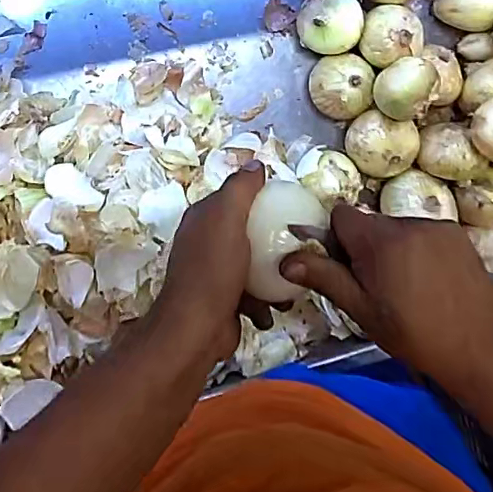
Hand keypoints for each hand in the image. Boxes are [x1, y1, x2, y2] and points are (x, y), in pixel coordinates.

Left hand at [144, 162, 270, 369]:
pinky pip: (250, 294)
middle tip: (295, 247)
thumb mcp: (228, 217)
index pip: (233, 198)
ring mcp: (212, 273)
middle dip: (270, 241)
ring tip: (288, 285)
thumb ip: (241, 188)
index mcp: (202, 217)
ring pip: (251, 265)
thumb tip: (255, 162)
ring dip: (272, 276)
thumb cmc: (214, 268)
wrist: (198, 329)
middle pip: (245, 232)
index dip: (258, 199)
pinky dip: (263, 302)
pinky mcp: (221, 301)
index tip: (286, 206)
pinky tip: (271, 310)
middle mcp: (204, 242)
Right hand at [282, 206, 492, 391]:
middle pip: (369, 223)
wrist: (481, 348)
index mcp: (378, 239)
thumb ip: (325, 278)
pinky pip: (422, 232)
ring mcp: (434, 225)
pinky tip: (431, 279)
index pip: (341, 215)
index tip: (347, 267)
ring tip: (408, 286)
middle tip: (377, 284)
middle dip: (365, 246)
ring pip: (395, 228)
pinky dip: (419, 248)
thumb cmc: (413, 334)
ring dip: (393, 247)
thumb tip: (287, 261)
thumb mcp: (362, 311)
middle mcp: (405, 222)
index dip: (337, 238)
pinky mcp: (456, 232)